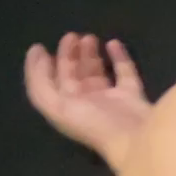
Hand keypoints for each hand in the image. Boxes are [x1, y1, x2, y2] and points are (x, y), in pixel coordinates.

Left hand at [24, 33, 152, 166]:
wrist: (136, 140)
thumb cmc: (92, 124)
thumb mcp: (53, 105)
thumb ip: (39, 81)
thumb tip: (40, 53)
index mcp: (66, 106)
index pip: (52, 82)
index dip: (43, 65)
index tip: (40, 46)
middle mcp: (87, 102)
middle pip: (74, 74)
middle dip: (69, 55)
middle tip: (71, 36)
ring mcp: (112, 99)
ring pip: (98, 72)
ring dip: (90, 54)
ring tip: (89, 38)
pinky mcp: (133, 96)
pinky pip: (126, 73)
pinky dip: (120, 58)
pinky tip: (113, 44)